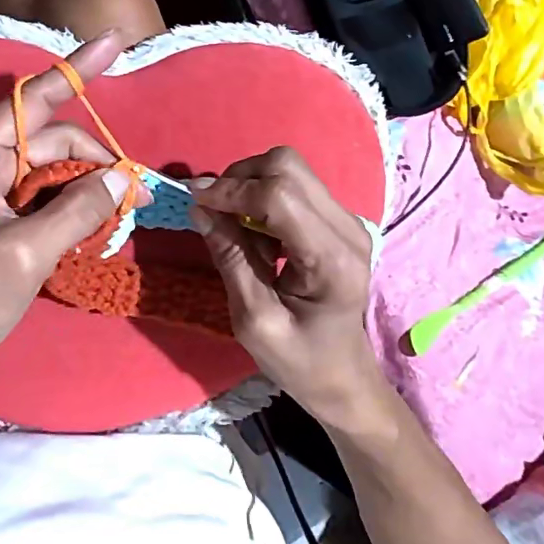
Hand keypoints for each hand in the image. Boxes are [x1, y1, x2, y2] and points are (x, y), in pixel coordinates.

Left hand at [0, 30, 148, 377]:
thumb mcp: (26, 253)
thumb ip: (77, 208)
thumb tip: (122, 177)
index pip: (30, 101)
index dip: (75, 69)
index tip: (114, 40)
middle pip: (50, 137)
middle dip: (95, 158)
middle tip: (136, 192)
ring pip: (53, 164)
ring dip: (89, 181)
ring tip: (124, 208)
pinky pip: (46, 188)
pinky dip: (74, 198)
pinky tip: (98, 216)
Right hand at [191, 147, 386, 429]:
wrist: (343, 377)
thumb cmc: (300, 360)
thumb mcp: (253, 320)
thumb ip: (230, 258)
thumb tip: (200, 206)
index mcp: (331, 260)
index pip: (280, 196)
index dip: (232, 191)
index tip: (195, 201)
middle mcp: (347, 228)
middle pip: (287, 166)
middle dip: (240, 179)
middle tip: (214, 211)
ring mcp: (348, 220)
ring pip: (290, 169)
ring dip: (251, 188)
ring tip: (238, 231)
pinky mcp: (339, 220)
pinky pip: (295, 186)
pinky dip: (264, 198)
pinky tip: (258, 235)